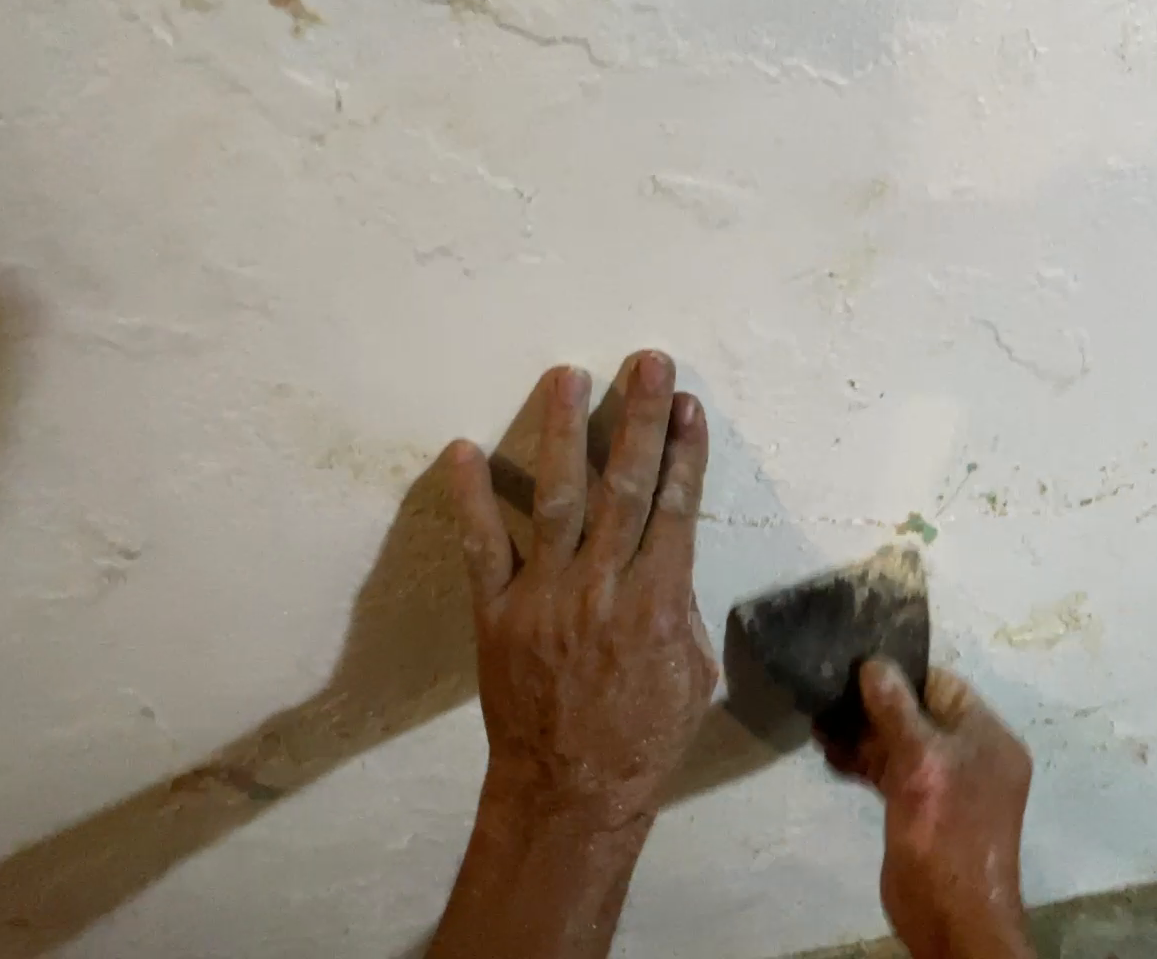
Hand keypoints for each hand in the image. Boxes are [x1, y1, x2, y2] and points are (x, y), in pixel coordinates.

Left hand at [445, 351, 718, 827]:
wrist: (570, 793)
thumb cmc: (642, 739)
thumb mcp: (692, 676)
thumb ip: (680, 608)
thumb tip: (665, 559)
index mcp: (657, 602)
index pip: (675, 508)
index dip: (684, 451)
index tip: (688, 404)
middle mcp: (601, 586)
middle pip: (625, 487)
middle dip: (640, 419)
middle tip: (648, 362)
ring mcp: (544, 595)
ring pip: (556, 499)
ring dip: (564, 434)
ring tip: (567, 376)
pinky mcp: (496, 612)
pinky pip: (482, 547)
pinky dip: (471, 498)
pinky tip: (464, 450)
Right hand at [842, 661, 1035, 958]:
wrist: (950, 917)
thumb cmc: (945, 829)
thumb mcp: (921, 761)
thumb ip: (896, 708)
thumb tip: (873, 663)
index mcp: (986, 737)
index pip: (942, 685)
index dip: (901, 674)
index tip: (857, 663)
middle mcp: (967, 754)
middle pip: (915, 711)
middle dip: (871, 703)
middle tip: (828, 691)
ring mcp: (941, 781)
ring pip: (896, 740)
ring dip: (859, 732)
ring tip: (819, 721)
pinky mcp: (916, 804)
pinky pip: (887, 768)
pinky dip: (859, 759)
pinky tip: (827, 751)